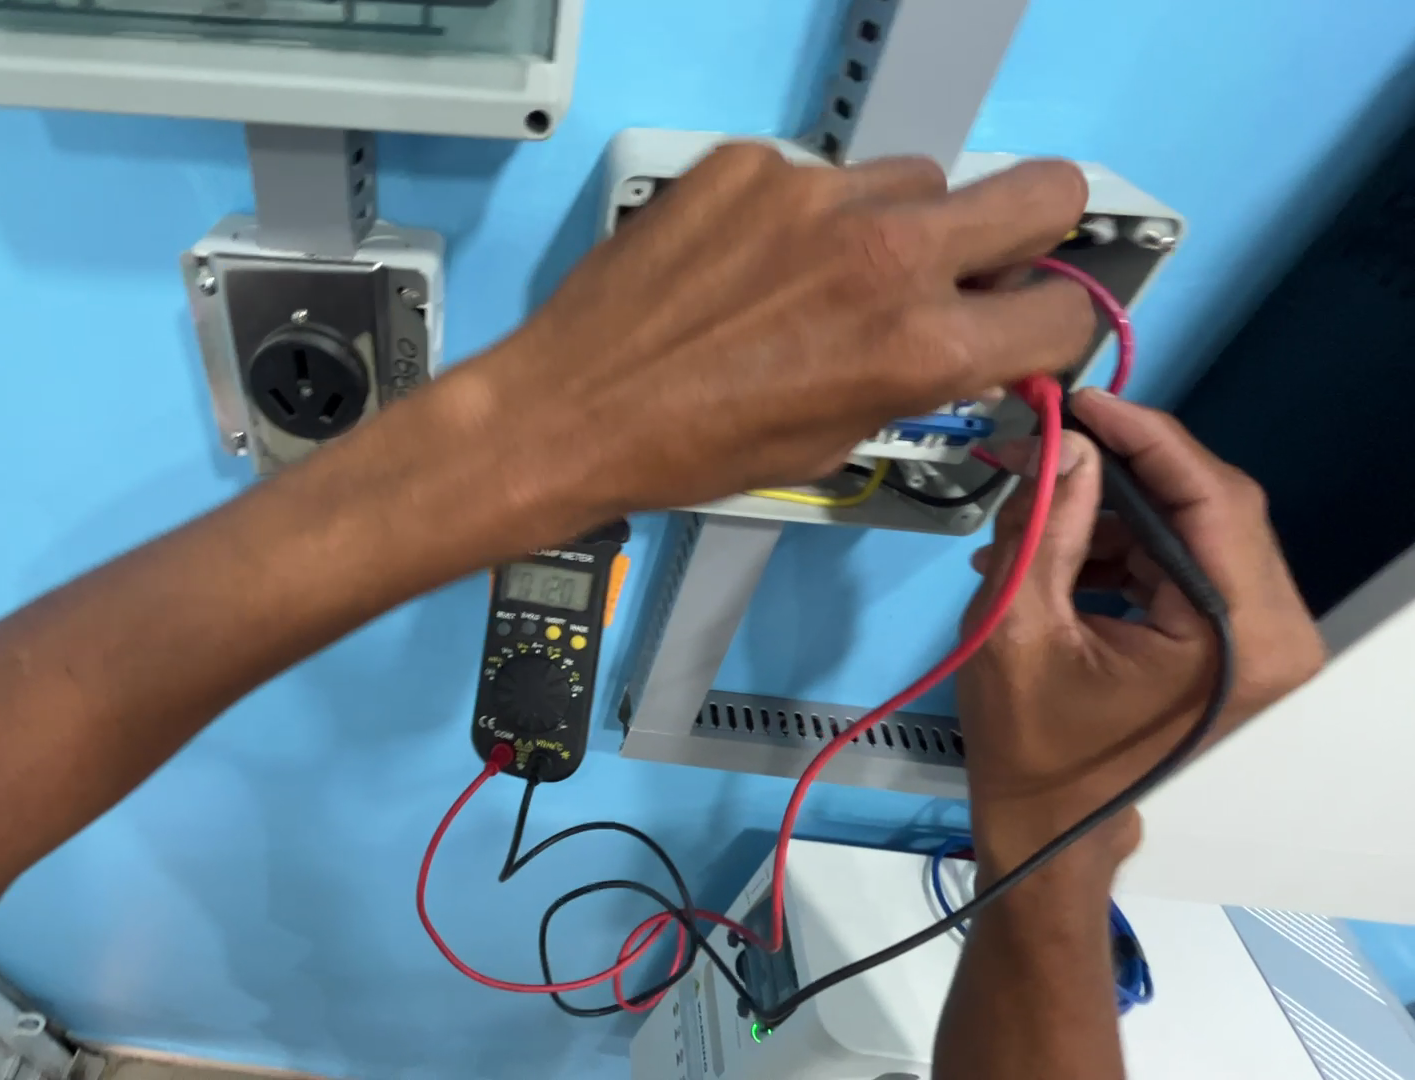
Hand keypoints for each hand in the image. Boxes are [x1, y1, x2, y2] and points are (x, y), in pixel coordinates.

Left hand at [435, 141, 1096, 539]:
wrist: (568, 412)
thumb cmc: (685, 454)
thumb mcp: (816, 447)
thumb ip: (904, 386)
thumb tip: (951, 348)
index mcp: (915, 347)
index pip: (1059, 316)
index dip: (1034, 335)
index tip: (1000, 335)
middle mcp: (884, 252)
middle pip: (1043, 191)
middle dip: (1015, 239)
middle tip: (950, 274)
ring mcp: (811, 193)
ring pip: (907, 181)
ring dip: (884, 226)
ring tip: (802, 278)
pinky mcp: (741, 166)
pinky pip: (806, 175)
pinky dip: (790, 216)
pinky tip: (732, 261)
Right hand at [957, 390, 1324, 877]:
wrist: (1046, 817)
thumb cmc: (1028, 736)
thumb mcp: (1016, 627)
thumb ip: (1043, 533)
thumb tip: (1060, 447)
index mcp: (1241, 633)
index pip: (1213, 500)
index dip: (1145, 437)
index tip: (1075, 400)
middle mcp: (1271, 627)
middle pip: (1206, 509)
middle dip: (1114, 470)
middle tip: (1034, 446)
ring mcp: (1249, 635)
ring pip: (1182, 532)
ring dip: (1099, 512)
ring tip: (1018, 520)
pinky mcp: (1216, 639)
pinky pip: (1166, 564)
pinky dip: (1104, 548)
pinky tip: (1040, 556)